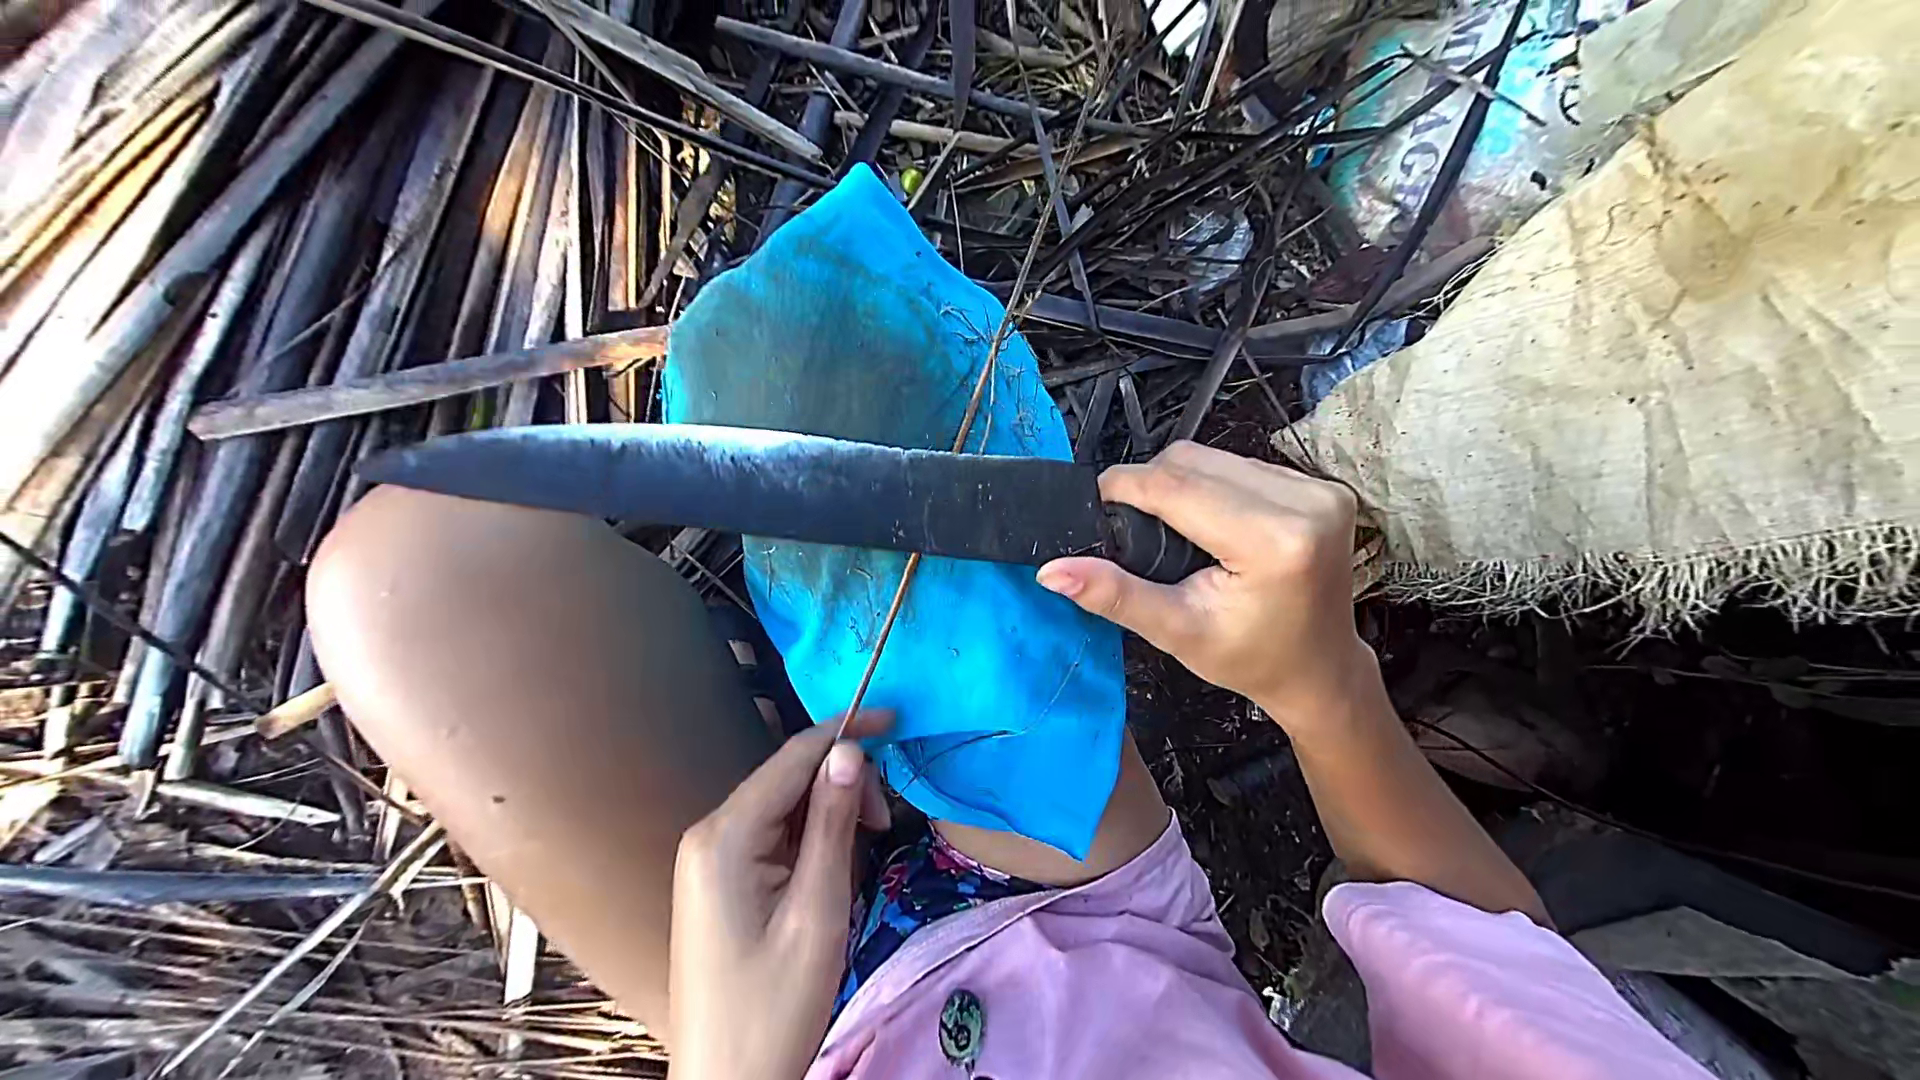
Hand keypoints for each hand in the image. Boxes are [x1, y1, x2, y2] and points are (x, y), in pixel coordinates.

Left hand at [668, 718, 888, 1079]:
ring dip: (829, 814)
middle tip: (884, 824)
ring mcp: (711, 858)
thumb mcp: (817, 910)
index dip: (844, 730)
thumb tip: (850, 749)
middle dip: (840, 785)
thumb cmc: (775, 1007)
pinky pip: (774, 834)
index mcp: (724, 835)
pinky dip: (811, 837)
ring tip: (862, 853)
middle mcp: (710, 833)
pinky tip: (833, 866)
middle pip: (788, 779)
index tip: (893, 719)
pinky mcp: (721, 879)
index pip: (792, 756)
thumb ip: (832, 822)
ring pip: (784, 805)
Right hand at [1037, 442, 1372, 733]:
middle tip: (1130, 523)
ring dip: (1176, 479)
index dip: (1122, 486)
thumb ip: (1114, 595)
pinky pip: (1239, 463)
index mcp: (1273, 542)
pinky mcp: (1319, 487)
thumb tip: (1054, 571)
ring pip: (1213, 455)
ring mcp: (1317, 491)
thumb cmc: (1252, 658)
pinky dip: (1208, 482)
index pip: (1174, 485)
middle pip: (1192, 460)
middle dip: (1147, 483)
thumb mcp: (1175, 632)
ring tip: (1166, 523)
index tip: (1095, 503)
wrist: (1317, 670)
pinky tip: (1203, 517)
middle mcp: (1305, 504)